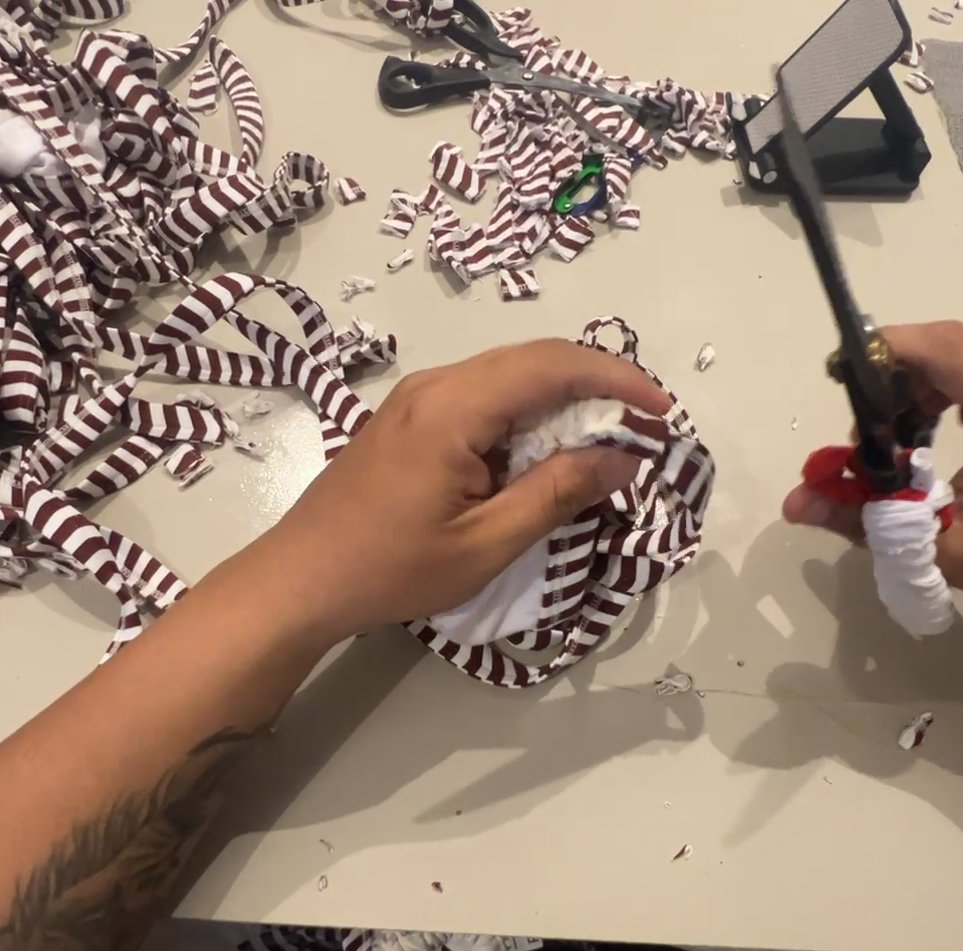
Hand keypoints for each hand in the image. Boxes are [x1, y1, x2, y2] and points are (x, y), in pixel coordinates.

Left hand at [235, 340, 670, 645]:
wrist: (301, 578)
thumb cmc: (391, 569)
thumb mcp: (486, 543)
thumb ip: (557, 493)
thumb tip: (621, 457)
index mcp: (452, 407)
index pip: (551, 365)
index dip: (615, 379)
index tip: (660, 411)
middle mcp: (433, 385)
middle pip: (530, 360)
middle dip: (593, 386)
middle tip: (638, 428)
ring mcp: (414, 399)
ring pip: (505, 377)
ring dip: (558, 402)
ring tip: (599, 442)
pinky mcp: (406, 419)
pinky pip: (479, 399)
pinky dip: (522, 417)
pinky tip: (538, 454)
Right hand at [782, 321, 962, 637]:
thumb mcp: (943, 548)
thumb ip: (861, 518)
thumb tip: (792, 504)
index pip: (945, 347)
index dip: (885, 348)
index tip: (839, 373)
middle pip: (961, 344)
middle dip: (903, 370)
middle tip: (871, 421)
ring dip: (936, 377)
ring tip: (909, 426)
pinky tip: (958, 427)